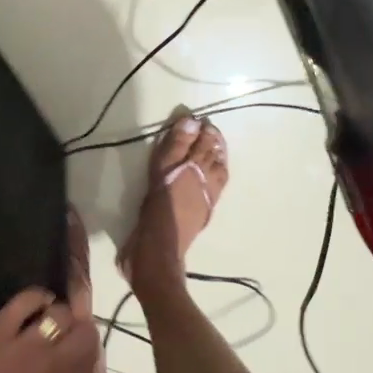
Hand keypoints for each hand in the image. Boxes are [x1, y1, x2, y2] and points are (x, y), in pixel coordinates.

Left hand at [0, 287, 99, 372]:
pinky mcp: (0, 329)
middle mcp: (51, 365)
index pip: (91, 361)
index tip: (83, 348)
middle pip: (83, 335)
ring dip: (61, 315)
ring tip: (54, 317)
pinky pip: (25, 302)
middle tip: (72, 330)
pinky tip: (39, 302)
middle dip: (82, 330)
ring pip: (60, 315)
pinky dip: (36, 297)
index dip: (90, 350)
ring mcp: (26, 344)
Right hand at [122, 114, 226, 295]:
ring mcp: (203, 201)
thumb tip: (192, 122)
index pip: (204, 145)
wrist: (157, 252)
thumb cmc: (157, 211)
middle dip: (212, 142)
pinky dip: (210, 176)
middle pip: (213, 158)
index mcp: (195, 171)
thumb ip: (177, 146)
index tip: (201, 120)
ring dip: (215, 158)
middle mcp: (205, 184)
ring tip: (211, 148)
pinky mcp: (198, 215)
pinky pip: (210, 189)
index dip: (204, 131)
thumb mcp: (163, 172)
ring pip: (215, 174)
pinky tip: (204, 177)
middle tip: (207, 130)